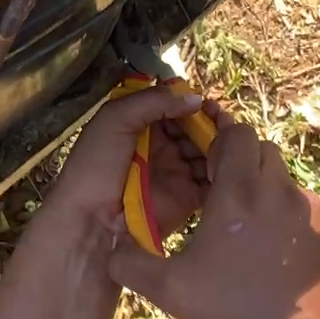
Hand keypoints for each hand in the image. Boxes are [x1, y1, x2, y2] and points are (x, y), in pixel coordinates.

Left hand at [42, 86, 210, 237]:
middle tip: (218, 115)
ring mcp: (176, 172)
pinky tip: (228, 157)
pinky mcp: (188, 198)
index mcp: (140, 127)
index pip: (172, 107)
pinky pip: (213, 180)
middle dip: (207, 120)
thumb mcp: (114, 119)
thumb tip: (194, 98)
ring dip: (219, 140)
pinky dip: (223, 167)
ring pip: (207, 151)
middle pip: (193, 128)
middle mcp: (161, 148)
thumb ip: (152, 101)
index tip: (201, 98)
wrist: (91, 220)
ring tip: (226, 134)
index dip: (187, 101)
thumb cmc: (96, 165)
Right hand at [107, 117, 319, 318]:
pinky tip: (278, 247)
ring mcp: (310, 205)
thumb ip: (132, 264)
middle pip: (261, 147)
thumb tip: (109, 249)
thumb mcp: (170, 289)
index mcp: (237, 190)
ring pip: (283, 176)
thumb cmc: (233, 307)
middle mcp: (277, 187)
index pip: (237, 132)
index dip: (220, 141)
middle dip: (242, 161)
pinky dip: (290, 214)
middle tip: (225, 194)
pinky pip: (307, 204)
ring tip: (252, 226)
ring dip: (265, 187)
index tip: (208, 168)